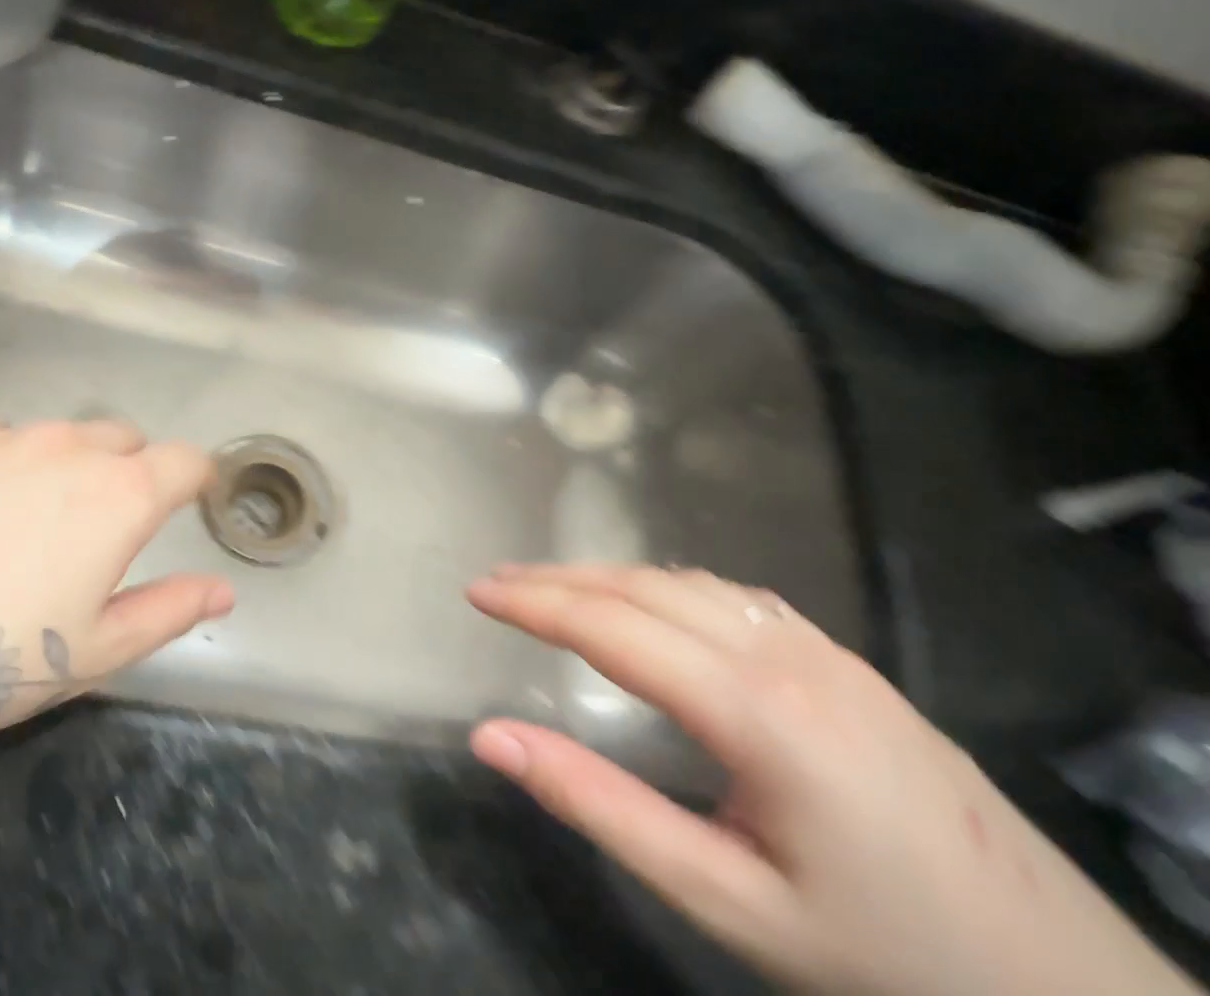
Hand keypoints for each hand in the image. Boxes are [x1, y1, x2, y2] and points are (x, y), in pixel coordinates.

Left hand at [0, 417, 233, 756]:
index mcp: (119, 496)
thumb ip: (170, 611)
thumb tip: (223, 590)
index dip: (195, 482)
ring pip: (59, 437)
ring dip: (68, 467)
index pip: (185, 461)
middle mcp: (64, 448)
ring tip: (31, 530)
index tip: (188, 506)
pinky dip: (7, 463)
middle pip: (124, 439)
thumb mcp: (96, 651)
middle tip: (106, 534)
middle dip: (133, 473)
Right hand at [467, 564, 1199, 995]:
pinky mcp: (855, 671)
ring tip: (551, 590)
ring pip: (697, 587)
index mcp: (756, 710)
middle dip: (560, 579)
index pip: (614, 628)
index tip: (474, 594)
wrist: (1059, 980)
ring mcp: (832, 657)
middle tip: (493, 583)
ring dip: (613, 578)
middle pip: (650, 591)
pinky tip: (652, 607)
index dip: (535, 605)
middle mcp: (792, 659)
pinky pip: (740, 602)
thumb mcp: (720, 895)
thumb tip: (491, 737)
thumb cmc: (875, 948)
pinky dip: (669, 588)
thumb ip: (597, 807)